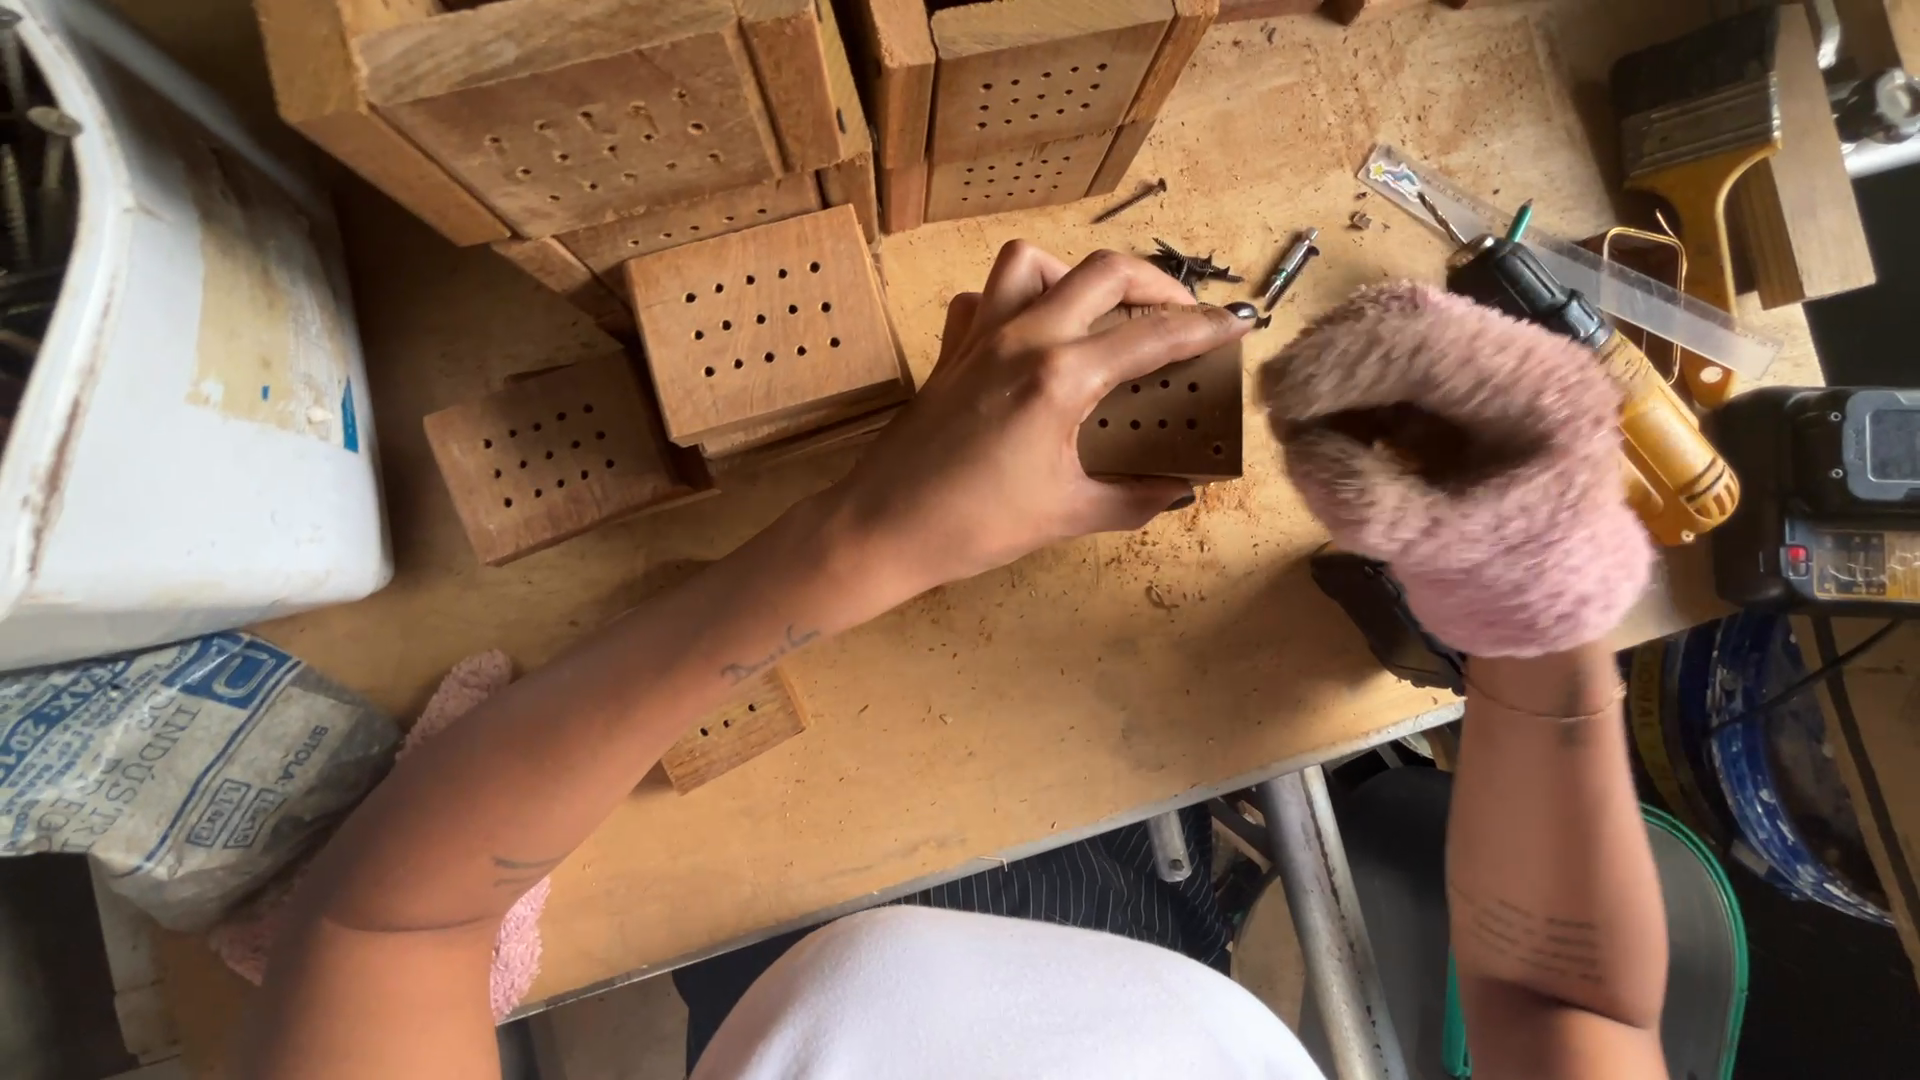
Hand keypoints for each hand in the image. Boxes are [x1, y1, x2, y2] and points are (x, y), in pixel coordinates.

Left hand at [822, 241, 1252, 596]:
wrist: (883, 529)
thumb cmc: (974, 527)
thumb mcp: (1067, 515)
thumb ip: (1134, 499)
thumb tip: (1178, 491)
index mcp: (1059, 376)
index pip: (1151, 337)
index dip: (1204, 329)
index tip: (1237, 325)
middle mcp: (1022, 337)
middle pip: (1104, 271)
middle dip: (1155, 284)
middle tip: (1179, 316)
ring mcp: (978, 336)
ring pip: (1033, 262)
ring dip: (1076, 275)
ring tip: (1097, 314)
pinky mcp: (948, 350)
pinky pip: (983, 298)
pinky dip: (1012, 299)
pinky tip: (1027, 334)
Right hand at [1258, 283, 1648, 656]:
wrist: (1540, 580)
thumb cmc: (1504, 574)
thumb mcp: (1437, 556)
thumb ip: (1370, 506)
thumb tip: (1300, 447)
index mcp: (1544, 396)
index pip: (1429, 348)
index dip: (1341, 366)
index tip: (1274, 403)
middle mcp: (1521, 353)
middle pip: (1405, 314)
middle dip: (1325, 356)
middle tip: (1277, 414)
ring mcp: (1484, 353)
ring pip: (1383, 322)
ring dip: (1324, 368)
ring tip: (1306, 430)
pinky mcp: (1449, 365)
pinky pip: (1374, 345)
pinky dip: (1334, 382)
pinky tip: (1333, 428)